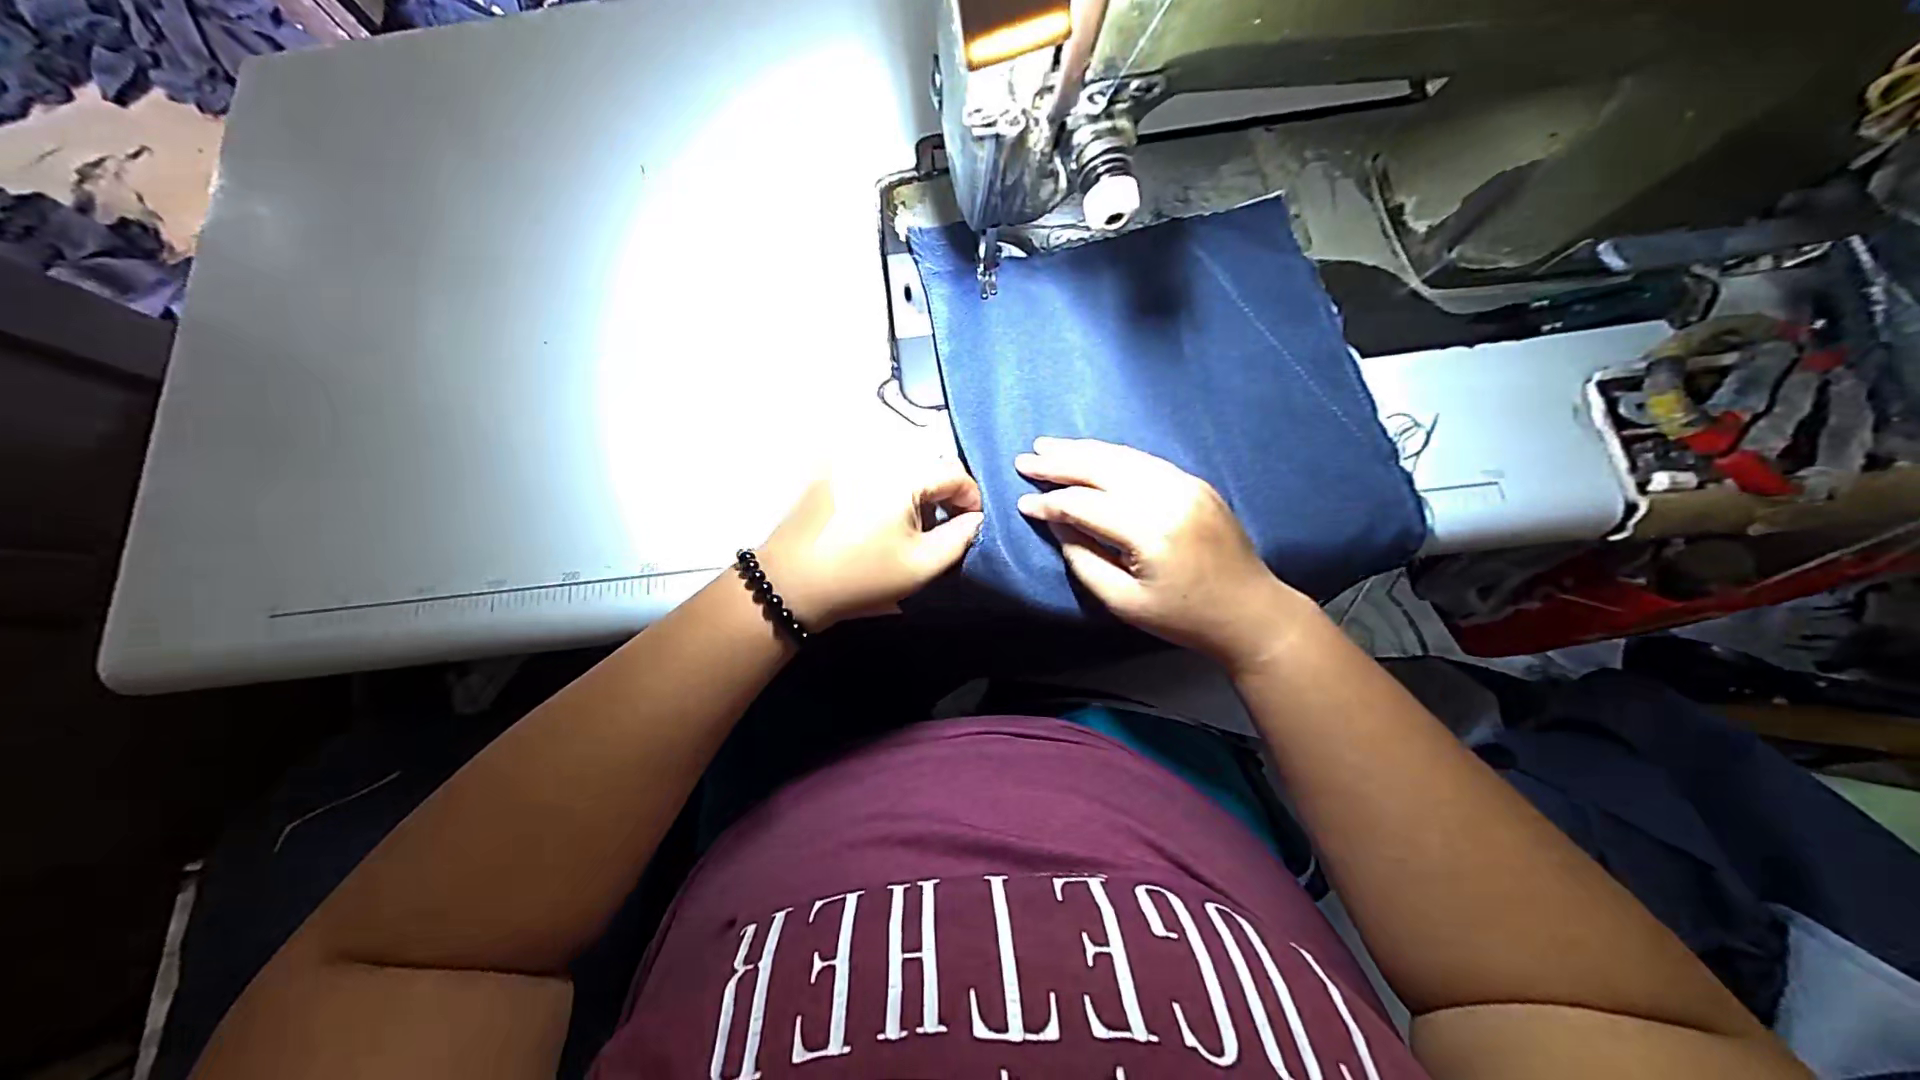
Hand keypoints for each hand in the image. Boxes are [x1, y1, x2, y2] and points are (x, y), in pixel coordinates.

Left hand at [755, 457, 984, 630]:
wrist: (790, 584)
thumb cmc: (861, 577)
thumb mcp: (921, 565)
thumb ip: (960, 538)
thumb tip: (976, 518)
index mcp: (901, 474)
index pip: (954, 472)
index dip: (971, 499)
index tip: (970, 526)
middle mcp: (875, 455)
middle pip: (927, 464)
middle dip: (943, 494)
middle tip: (942, 529)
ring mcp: (848, 459)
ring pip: (901, 465)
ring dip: (916, 490)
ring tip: (911, 527)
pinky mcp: (829, 469)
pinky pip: (874, 469)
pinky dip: (889, 487)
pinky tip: (880, 520)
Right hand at [1015, 437, 1320, 669]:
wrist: (1251, 612)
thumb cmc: (1183, 617)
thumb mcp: (1123, 602)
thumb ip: (1083, 560)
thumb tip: (1059, 525)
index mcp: (1150, 530)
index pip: (1085, 504)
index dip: (1050, 504)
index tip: (1024, 505)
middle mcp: (1169, 496)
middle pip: (1102, 468)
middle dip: (1060, 463)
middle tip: (1025, 459)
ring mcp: (1186, 485)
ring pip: (1123, 457)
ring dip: (1082, 451)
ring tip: (1049, 448)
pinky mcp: (1195, 484)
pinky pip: (1144, 461)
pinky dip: (1112, 456)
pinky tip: (1091, 455)